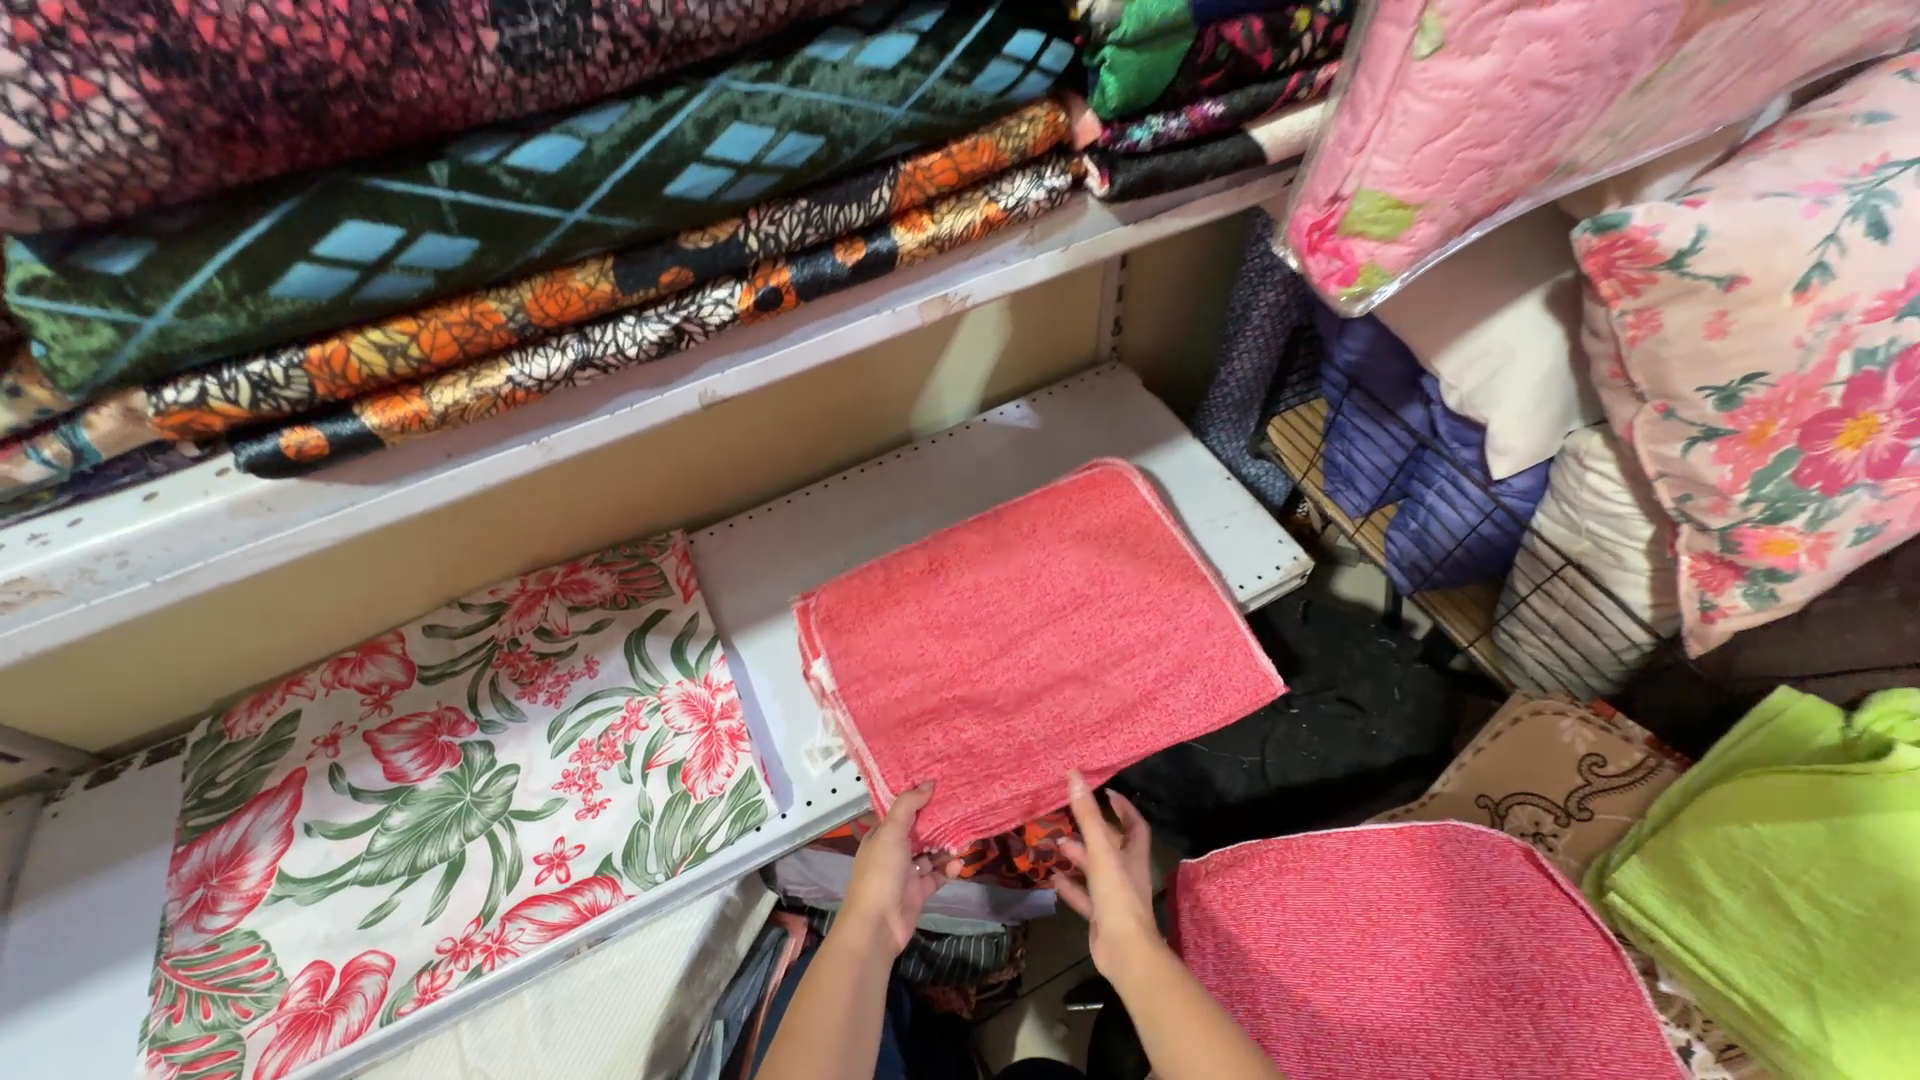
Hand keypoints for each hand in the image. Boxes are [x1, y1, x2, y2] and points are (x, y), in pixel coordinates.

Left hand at [839, 784, 960, 954]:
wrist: (878, 923)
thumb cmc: (881, 871)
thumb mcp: (891, 831)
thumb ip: (909, 805)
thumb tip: (929, 782)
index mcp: (881, 835)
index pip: (901, 813)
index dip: (919, 801)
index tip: (941, 788)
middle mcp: (893, 852)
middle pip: (919, 832)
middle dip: (938, 824)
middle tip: (961, 812)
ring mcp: (906, 873)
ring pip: (931, 854)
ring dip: (946, 847)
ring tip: (964, 840)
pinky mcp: (919, 892)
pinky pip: (937, 875)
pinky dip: (949, 869)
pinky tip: (959, 864)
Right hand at [1053, 770, 1162, 978]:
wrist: (1124, 951)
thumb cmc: (1118, 896)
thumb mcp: (1101, 852)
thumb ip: (1088, 816)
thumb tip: (1076, 776)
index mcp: (1134, 857)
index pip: (1135, 825)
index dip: (1124, 808)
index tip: (1108, 793)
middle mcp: (1127, 873)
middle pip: (1112, 846)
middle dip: (1093, 831)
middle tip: (1070, 819)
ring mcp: (1114, 896)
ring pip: (1096, 870)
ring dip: (1078, 857)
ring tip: (1057, 844)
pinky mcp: (1101, 916)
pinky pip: (1084, 896)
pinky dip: (1070, 887)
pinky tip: (1053, 879)